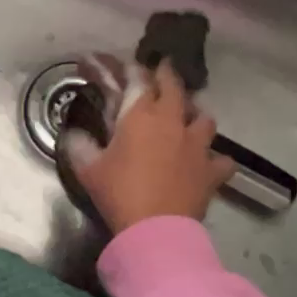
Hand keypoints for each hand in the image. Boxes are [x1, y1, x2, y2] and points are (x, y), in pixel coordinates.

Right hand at [70, 60, 234, 234]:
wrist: (155, 232)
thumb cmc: (119, 193)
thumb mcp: (88, 169)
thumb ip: (80, 146)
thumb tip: (74, 134)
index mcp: (140, 114)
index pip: (137, 78)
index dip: (129, 67)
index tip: (123, 63)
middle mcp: (172, 121)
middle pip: (174, 87)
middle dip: (166, 75)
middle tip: (161, 70)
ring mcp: (197, 145)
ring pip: (204, 117)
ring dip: (195, 113)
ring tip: (189, 116)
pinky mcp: (211, 171)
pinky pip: (222, 159)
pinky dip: (216, 158)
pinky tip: (209, 161)